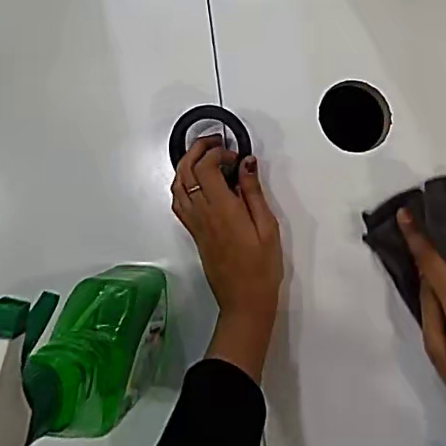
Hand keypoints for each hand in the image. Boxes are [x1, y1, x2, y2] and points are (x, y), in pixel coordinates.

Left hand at [171, 136, 282, 382]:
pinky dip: (182, 183)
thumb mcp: (267, 227)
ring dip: (186, 163)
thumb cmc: (261, 269)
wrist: (245, 303)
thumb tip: (247, 163)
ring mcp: (195, 223)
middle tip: (214, 143)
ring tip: (204, 155)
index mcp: (222, 209)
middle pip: (187, 170)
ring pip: (178, 185)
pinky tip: (195, 181)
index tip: (235, 155)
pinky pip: (178, 202)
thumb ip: (254, 191)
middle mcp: (203, 214)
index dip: (217, 152)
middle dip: (197, 150)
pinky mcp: (194, 233)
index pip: (206, 167)